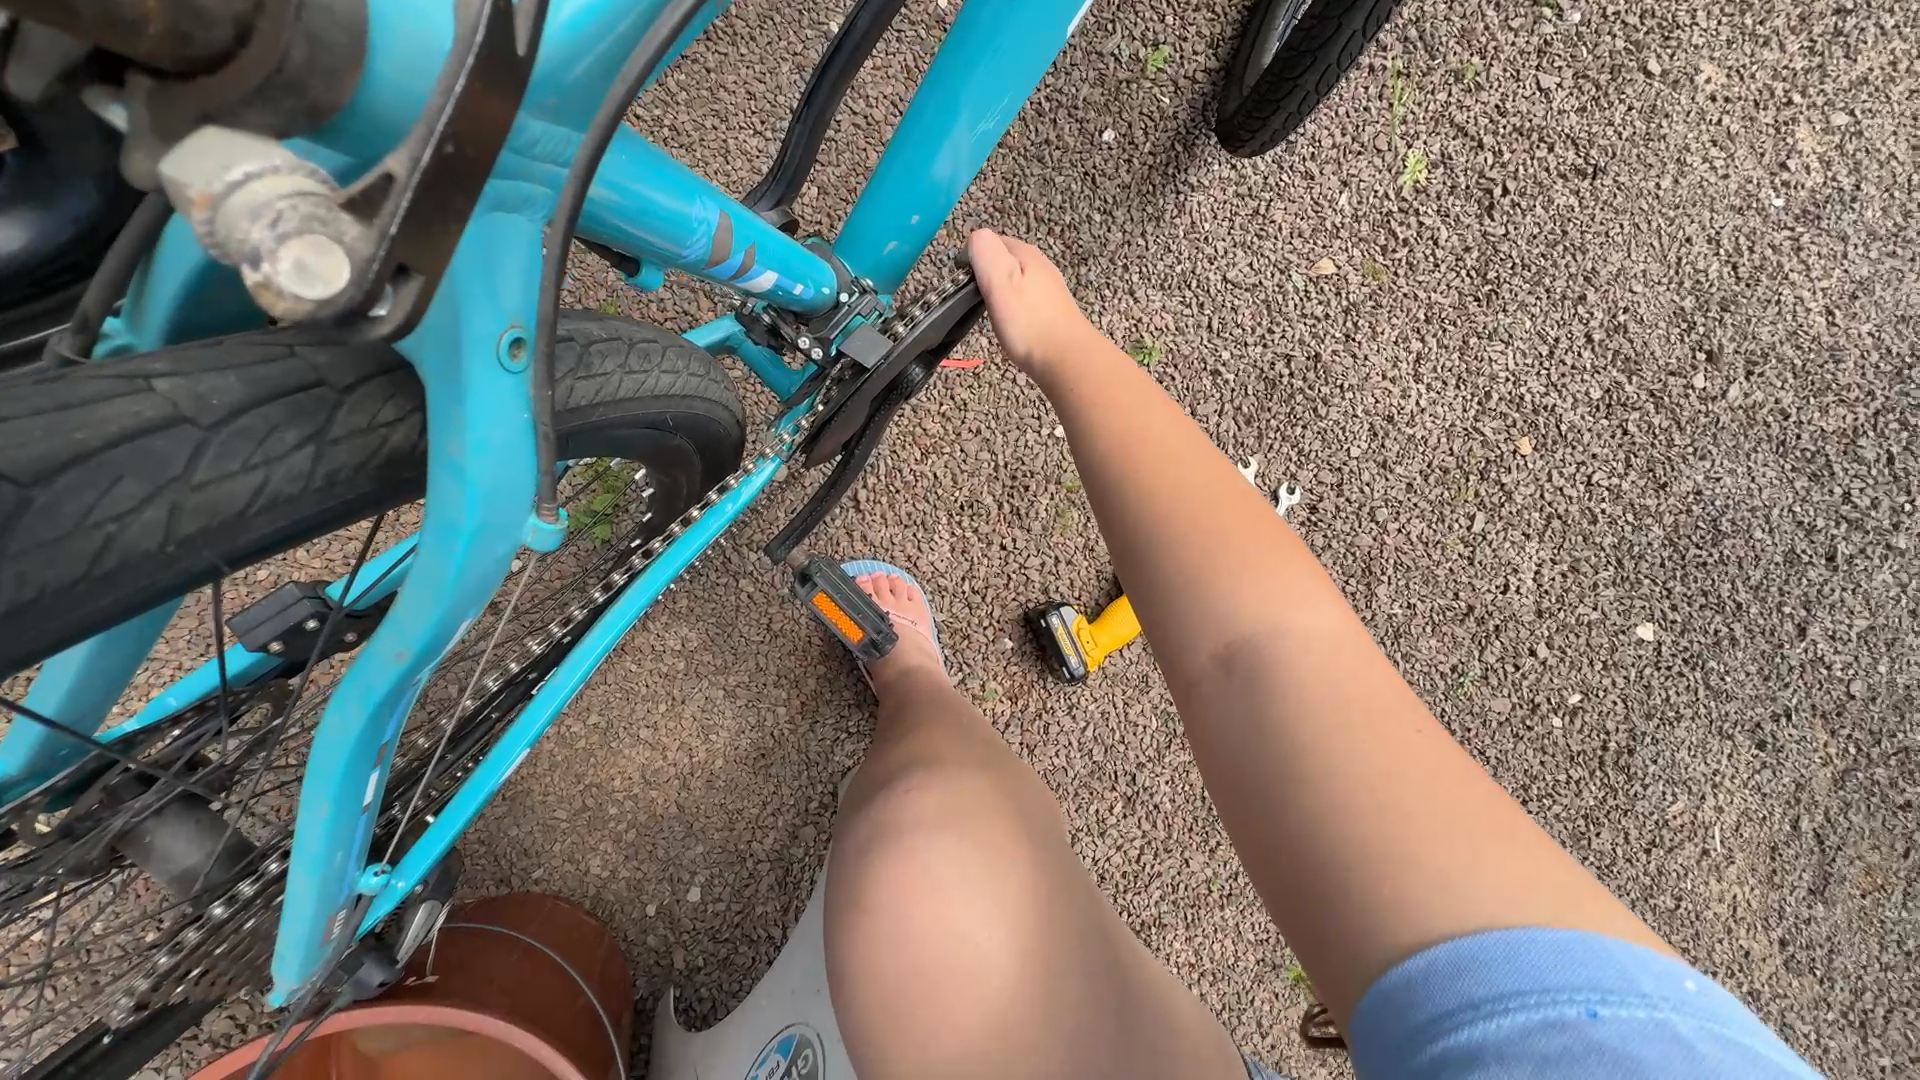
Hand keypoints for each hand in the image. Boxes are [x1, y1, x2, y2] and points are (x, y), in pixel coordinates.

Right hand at [966, 229, 1099, 374]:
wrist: (1067, 359)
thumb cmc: (1028, 324)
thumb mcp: (999, 281)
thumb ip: (984, 252)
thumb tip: (974, 240)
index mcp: (1025, 253)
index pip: (988, 242)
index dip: (972, 261)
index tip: (966, 288)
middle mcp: (1039, 264)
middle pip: (1002, 261)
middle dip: (986, 278)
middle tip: (981, 305)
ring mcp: (1048, 286)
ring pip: (1014, 280)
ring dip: (1000, 294)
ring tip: (997, 317)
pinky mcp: (1053, 308)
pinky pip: (1024, 299)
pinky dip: (1014, 308)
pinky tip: (1014, 325)